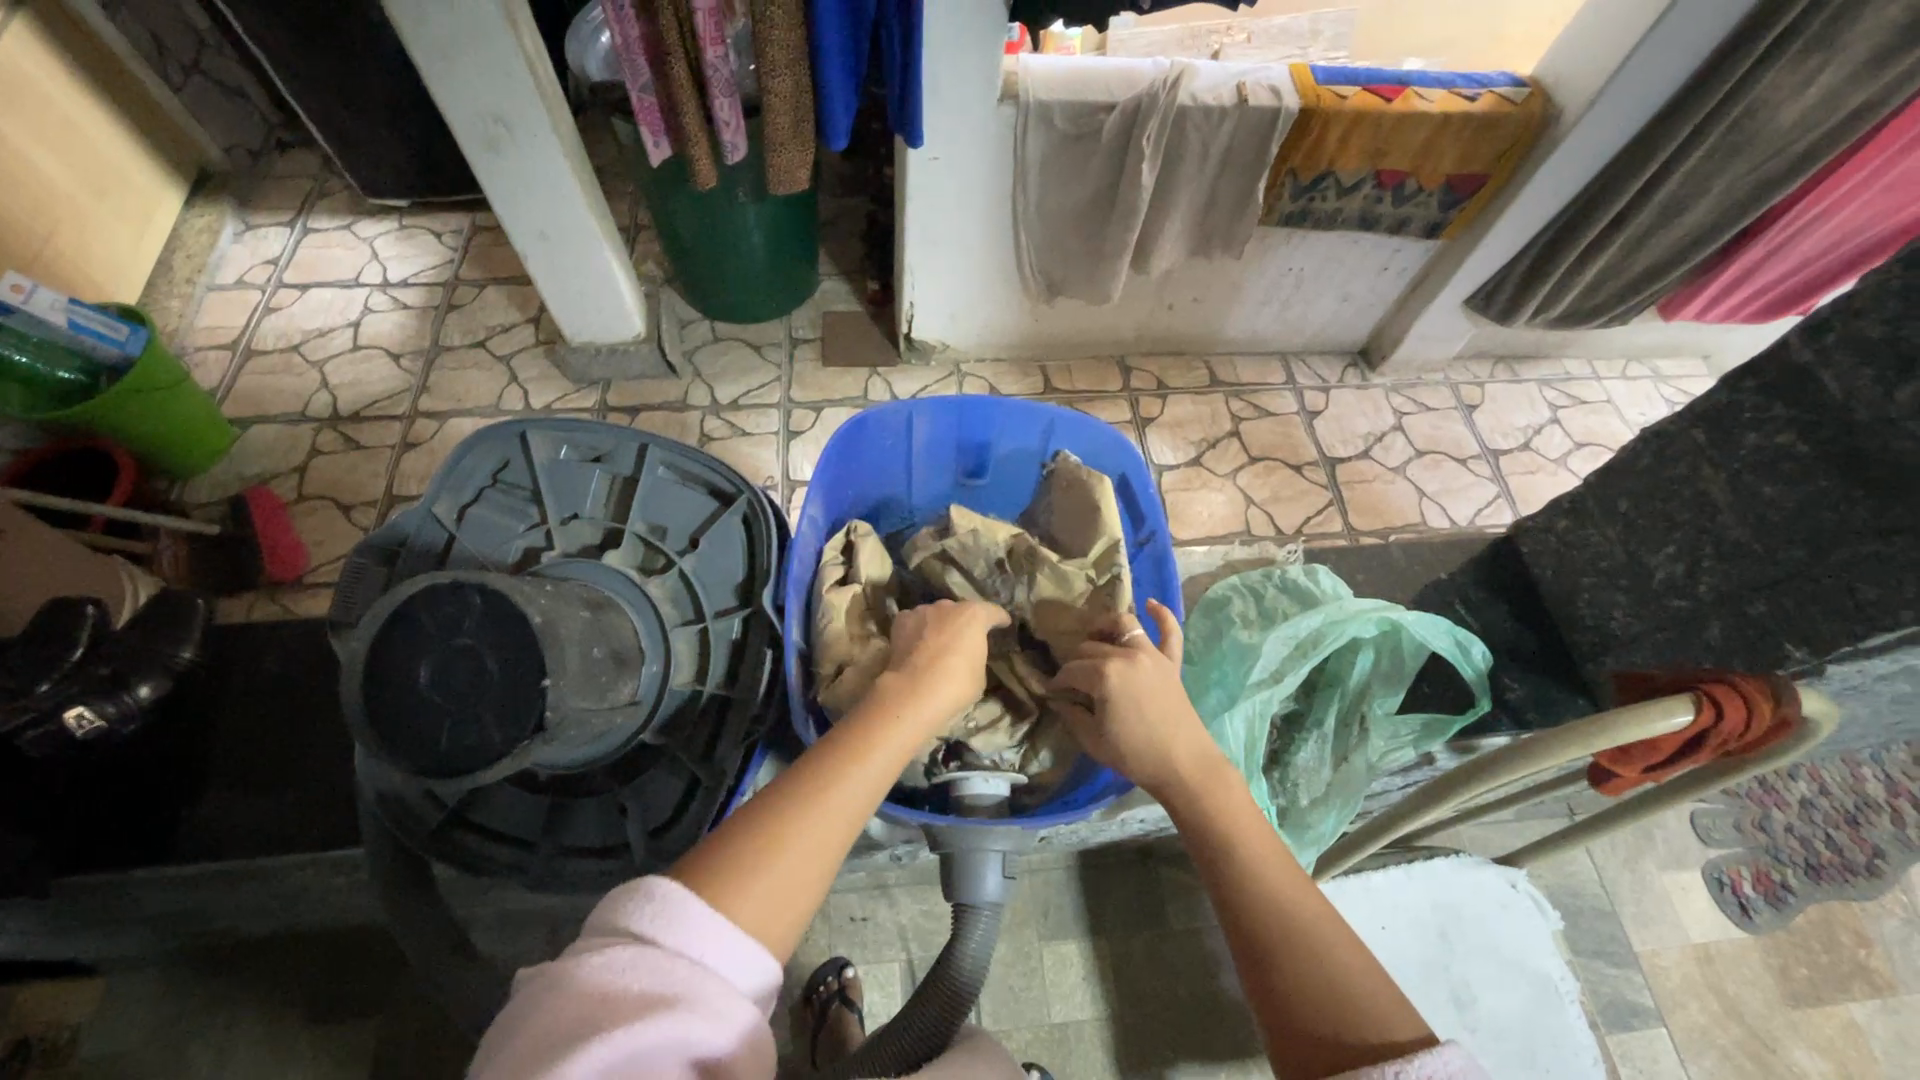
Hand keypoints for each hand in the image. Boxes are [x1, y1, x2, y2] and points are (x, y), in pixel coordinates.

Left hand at [880, 599, 1010, 731]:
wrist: (914, 691)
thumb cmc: (956, 685)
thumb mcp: (979, 674)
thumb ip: (975, 656)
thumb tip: (967, 655)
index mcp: (974, 616)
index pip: (992, 612)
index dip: (999, 618)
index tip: (1003, 622)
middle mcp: (948, 607)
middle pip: (960, 611)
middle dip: (964, 622)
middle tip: (965, 639)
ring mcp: (922, 611)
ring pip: (935, 615)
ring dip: (939, 625)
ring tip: (938, 642)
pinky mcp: (901, 621)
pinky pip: (914, 622)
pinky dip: (917, 630)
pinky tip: (916, 643)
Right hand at [1050, 599, 1230, 801]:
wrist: (1183, 765)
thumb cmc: (1134, 755)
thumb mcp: (1092, 739)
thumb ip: (1071, 714)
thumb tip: (1059, 699)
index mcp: (1103, 675)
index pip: (1070, 670)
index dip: (1058, 682)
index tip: (1054, 693)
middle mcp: (1126, 656)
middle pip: (1091, 647)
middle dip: (1076, 661)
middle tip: (1073, 680)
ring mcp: (1152, 655)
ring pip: (1124, 624)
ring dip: (1105, 625)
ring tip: (1094, 634)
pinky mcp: (1171, 662)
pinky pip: (1170, 631)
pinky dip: (1162, 614)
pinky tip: (1150, 604)